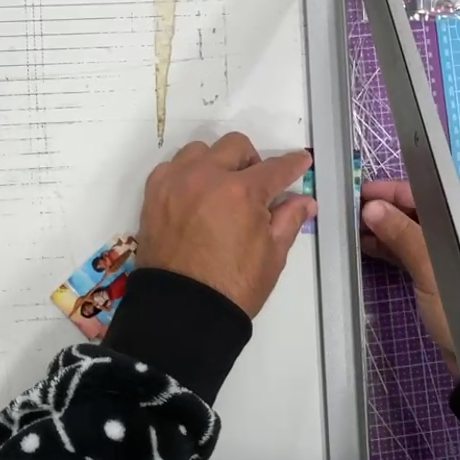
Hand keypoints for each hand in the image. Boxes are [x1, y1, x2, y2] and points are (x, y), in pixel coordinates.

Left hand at [137, 133, 316, 317]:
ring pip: (201, 150)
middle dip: (252, 161)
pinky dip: (187, 174)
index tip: (301, 161)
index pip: (275, 168)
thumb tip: (305, 201)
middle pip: (236, 146)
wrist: (182, 312)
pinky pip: (172, 166)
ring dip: (216, 163)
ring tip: (220, 190)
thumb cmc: (234, 287)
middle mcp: (207, 177)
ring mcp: (176, 182)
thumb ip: (289, 220)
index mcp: (241, 192)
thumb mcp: (272, 255)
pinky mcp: (154, 193)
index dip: (292, 164)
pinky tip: (195, 195)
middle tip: (255, 187)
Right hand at [358, 181, 459, 376]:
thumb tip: (371, 208)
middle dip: (389, 211)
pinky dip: (399, 249)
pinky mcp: (449, 276)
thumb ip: (403, 234)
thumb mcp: (433, 268)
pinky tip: (372, 247)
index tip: (360, 192)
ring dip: (390, 231)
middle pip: (425, 212)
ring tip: (355, 229)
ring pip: (420, 233)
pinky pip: (420, 253)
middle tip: (352, 212)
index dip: (394, 192)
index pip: (431, 195)